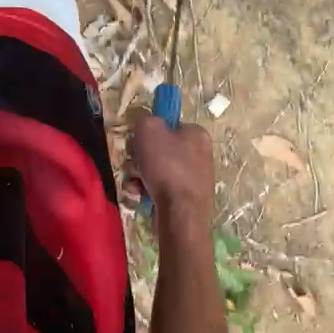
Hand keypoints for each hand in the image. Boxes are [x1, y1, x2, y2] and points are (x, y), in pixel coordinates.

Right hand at [130, 112, 216, 232]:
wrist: (180, 213)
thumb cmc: (166, 166)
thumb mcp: (148, 129)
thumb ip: (144, 119)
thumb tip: (145, 125)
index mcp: (197, 134)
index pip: (169, 124)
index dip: (149, 131)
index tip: (138, 141)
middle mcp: (200, 154)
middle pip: (160, 148)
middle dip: (140, 156)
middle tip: (133, 161)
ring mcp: (195, 179)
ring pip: (157, 169)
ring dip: (139, 173)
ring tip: (134, 181)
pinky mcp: (187, 199)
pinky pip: (161, 187)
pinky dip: (146, 189)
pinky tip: (138, 193)